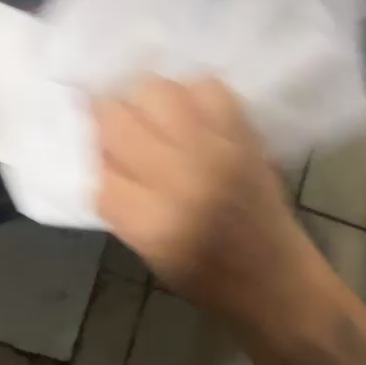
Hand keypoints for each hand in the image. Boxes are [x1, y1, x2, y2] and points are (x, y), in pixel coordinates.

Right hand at [93, 76, 317, 326]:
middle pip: (119, 118)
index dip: (92, 159)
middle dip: (108, 123)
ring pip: (156, 91)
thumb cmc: (204, 276)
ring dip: (146, 104)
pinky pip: (206, 86)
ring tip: (154, 123)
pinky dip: (191, 95)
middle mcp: (182, 177)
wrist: (273, 278)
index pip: (98, 167)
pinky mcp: (244, 134)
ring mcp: (217, 149)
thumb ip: (119, 200)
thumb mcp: (146, 250)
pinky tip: (189, 118)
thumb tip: (98, 153)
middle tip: (118, 136)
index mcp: (152, 220)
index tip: (97, 159)